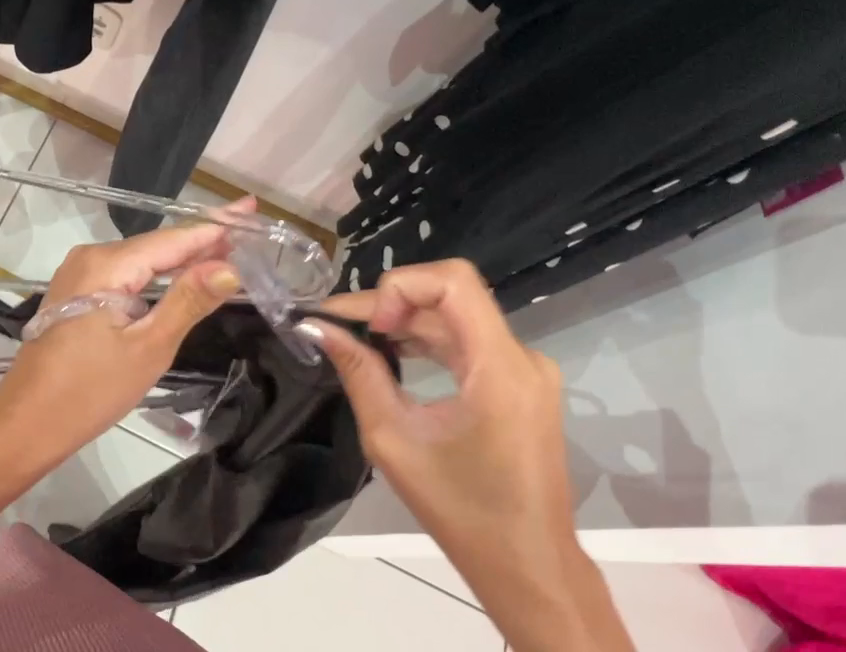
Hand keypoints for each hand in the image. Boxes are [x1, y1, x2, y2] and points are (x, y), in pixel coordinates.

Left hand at [0, 199, 251, 467]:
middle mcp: (91, 257)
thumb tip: (229, 266)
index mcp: (107, 264)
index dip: (216, 225)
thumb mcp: (148, 347)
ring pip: (143, 259)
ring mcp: (80, 274)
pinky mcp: (77, 293)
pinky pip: (126, 274)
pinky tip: (184, 274)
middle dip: (204, 238)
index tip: (252, 207)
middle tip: (250, 227)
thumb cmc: (89, 391)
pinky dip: (158, 274)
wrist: (27, 422)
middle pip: (158, 244)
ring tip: (229, 247)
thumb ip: (188, 301)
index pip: (174, 238)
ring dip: (183, 256)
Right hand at [300, 260, 630, 651]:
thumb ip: (359, 374)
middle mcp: (522, 357)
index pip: (454, 281)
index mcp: (500, 368)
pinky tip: (391, 352)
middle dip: (390, 303)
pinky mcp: (520, 384)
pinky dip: (426, 339)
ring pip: (456, 316)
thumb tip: (318, 329)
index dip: (401, 287)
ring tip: (354, 336)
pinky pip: (468, 341)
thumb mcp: (394, 440)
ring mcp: (526, 370)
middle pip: (450, 296)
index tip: (371, 329)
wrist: (527, 564)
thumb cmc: (461, 509)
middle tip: (336, 323)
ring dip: (405, 319)